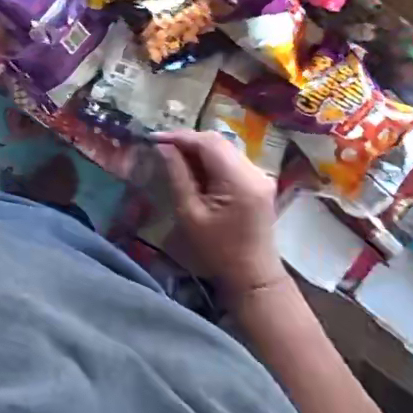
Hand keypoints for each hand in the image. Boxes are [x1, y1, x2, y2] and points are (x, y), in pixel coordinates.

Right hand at [154, 130, 286, 299]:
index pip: (208, 143)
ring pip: (224, 149)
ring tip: (172, 155)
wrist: (253, 275)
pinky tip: (192, 167)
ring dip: (197, 148)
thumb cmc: (217, 249)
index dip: (179, 136)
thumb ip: (177, 176)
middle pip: (218, 142)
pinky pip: (230, 160)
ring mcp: (260, 177)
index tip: (152, 138)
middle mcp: (255, 172)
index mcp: (239, 180)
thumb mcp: (190, 213)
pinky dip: (209, 159)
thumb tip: (163, 148)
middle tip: (160, 146)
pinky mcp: (257, 183)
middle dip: (187, 140)